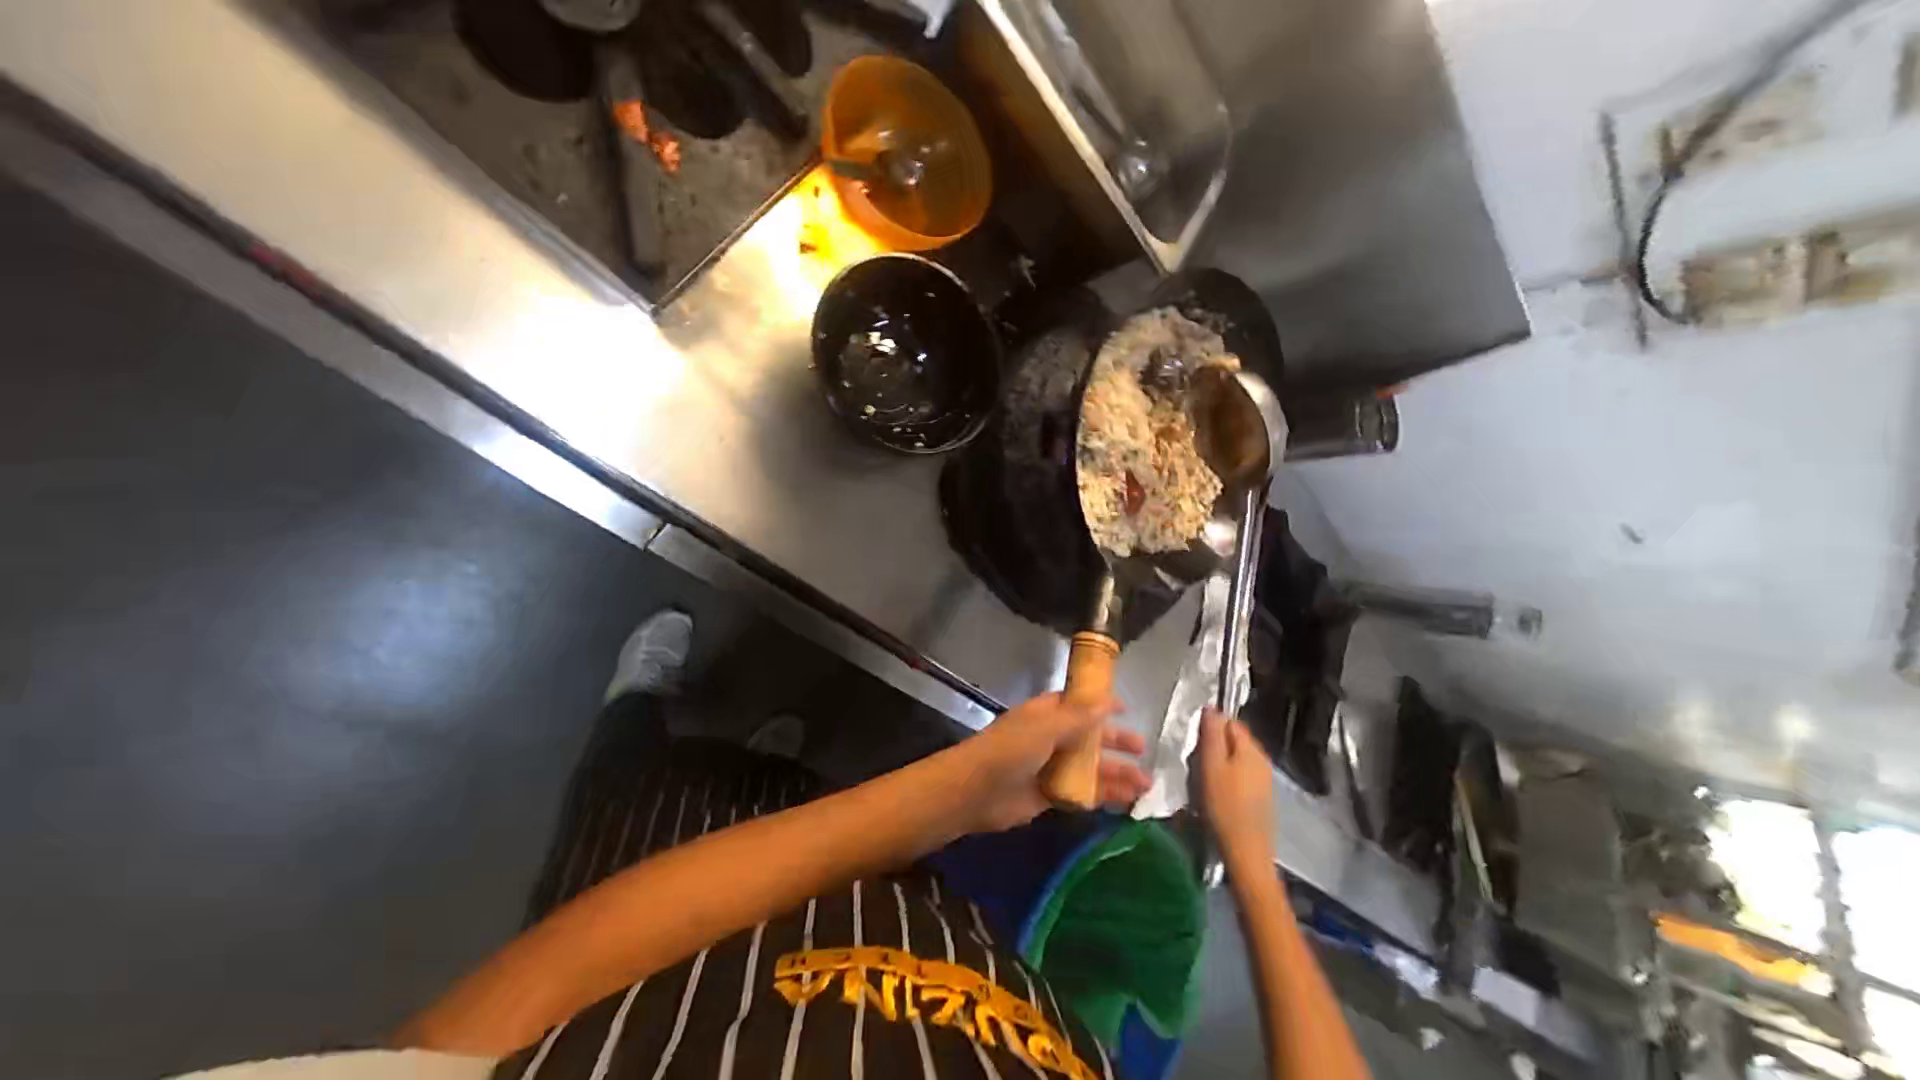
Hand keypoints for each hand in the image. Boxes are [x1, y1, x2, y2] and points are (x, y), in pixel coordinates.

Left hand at [942, 692, 1150, 833]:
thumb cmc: (1010, 750)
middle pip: (1089, 737)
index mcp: (1046, 714)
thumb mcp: (1046, 727)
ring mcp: (1051, 767)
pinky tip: (1127, 802)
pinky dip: (1104, 796)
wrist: (976, 791)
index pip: (1078, 704)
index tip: (1126, 709)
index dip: (1100, 705)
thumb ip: (1079, 717)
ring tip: (1146, 784)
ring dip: (1117, 774)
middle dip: (1115, 743)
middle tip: (1143, 749)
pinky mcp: (1050, 795)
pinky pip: (1082, 792)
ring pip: (1090, 768)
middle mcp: (1051, 737)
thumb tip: (1108, 700)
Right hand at [1198, 708, 1275, 865]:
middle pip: (1234, 738)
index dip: (1209, 725)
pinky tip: (1215, 791)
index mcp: (1251, 748)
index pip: (1229, 720)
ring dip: (1219, 761)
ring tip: (1201, 776)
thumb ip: (1211, 735)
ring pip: (1236, 757)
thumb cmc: (1224, 806)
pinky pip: (1240, 774)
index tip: (1192, 740)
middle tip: (1194, 759)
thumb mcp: (1211, 765)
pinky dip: (1226, 776)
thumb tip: (1211, 708)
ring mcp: (1264, 778)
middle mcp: (1262, 758)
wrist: (1246, 851)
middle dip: (1213, 743)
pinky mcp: (1261, 796)